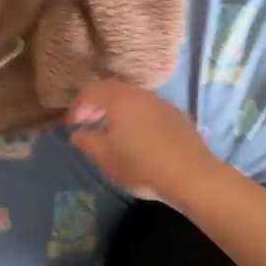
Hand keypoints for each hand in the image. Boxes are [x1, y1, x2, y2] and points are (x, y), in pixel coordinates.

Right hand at [68, 81, 223, 200]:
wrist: (191, 175)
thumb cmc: (142, 165)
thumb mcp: (106, 158)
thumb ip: (87, 141)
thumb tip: (78, 133)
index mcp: (120, 100)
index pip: (91, 91)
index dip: (78, 106)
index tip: (74, 125)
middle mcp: (141, 94)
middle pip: (112, 90)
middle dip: (96, 105)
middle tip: (89, 124)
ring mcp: (161, 103)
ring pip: (132, 98)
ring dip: (117, 110)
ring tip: (112, 131)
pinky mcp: (176, 115)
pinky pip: (148, 108)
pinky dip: (136, 116)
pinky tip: (139, 137)